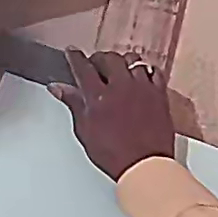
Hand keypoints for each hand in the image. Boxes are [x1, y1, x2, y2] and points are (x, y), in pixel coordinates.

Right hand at [50, 49, 177, 180]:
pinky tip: (140, 75)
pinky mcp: (159, 95)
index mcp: (98, 95)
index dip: (75, 57)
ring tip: (117, 68)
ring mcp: (142, 89)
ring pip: (132, 61)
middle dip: (99, 58)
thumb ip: (73, 103)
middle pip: (108, 58)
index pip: (83, 67)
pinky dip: (145, 70)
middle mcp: (120, 86)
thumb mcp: (84, 129)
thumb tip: (59, 88)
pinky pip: (154, 72)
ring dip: (122, 61)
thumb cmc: (113, 152)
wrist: (144, 164)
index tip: (72, 52)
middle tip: (94, 63)